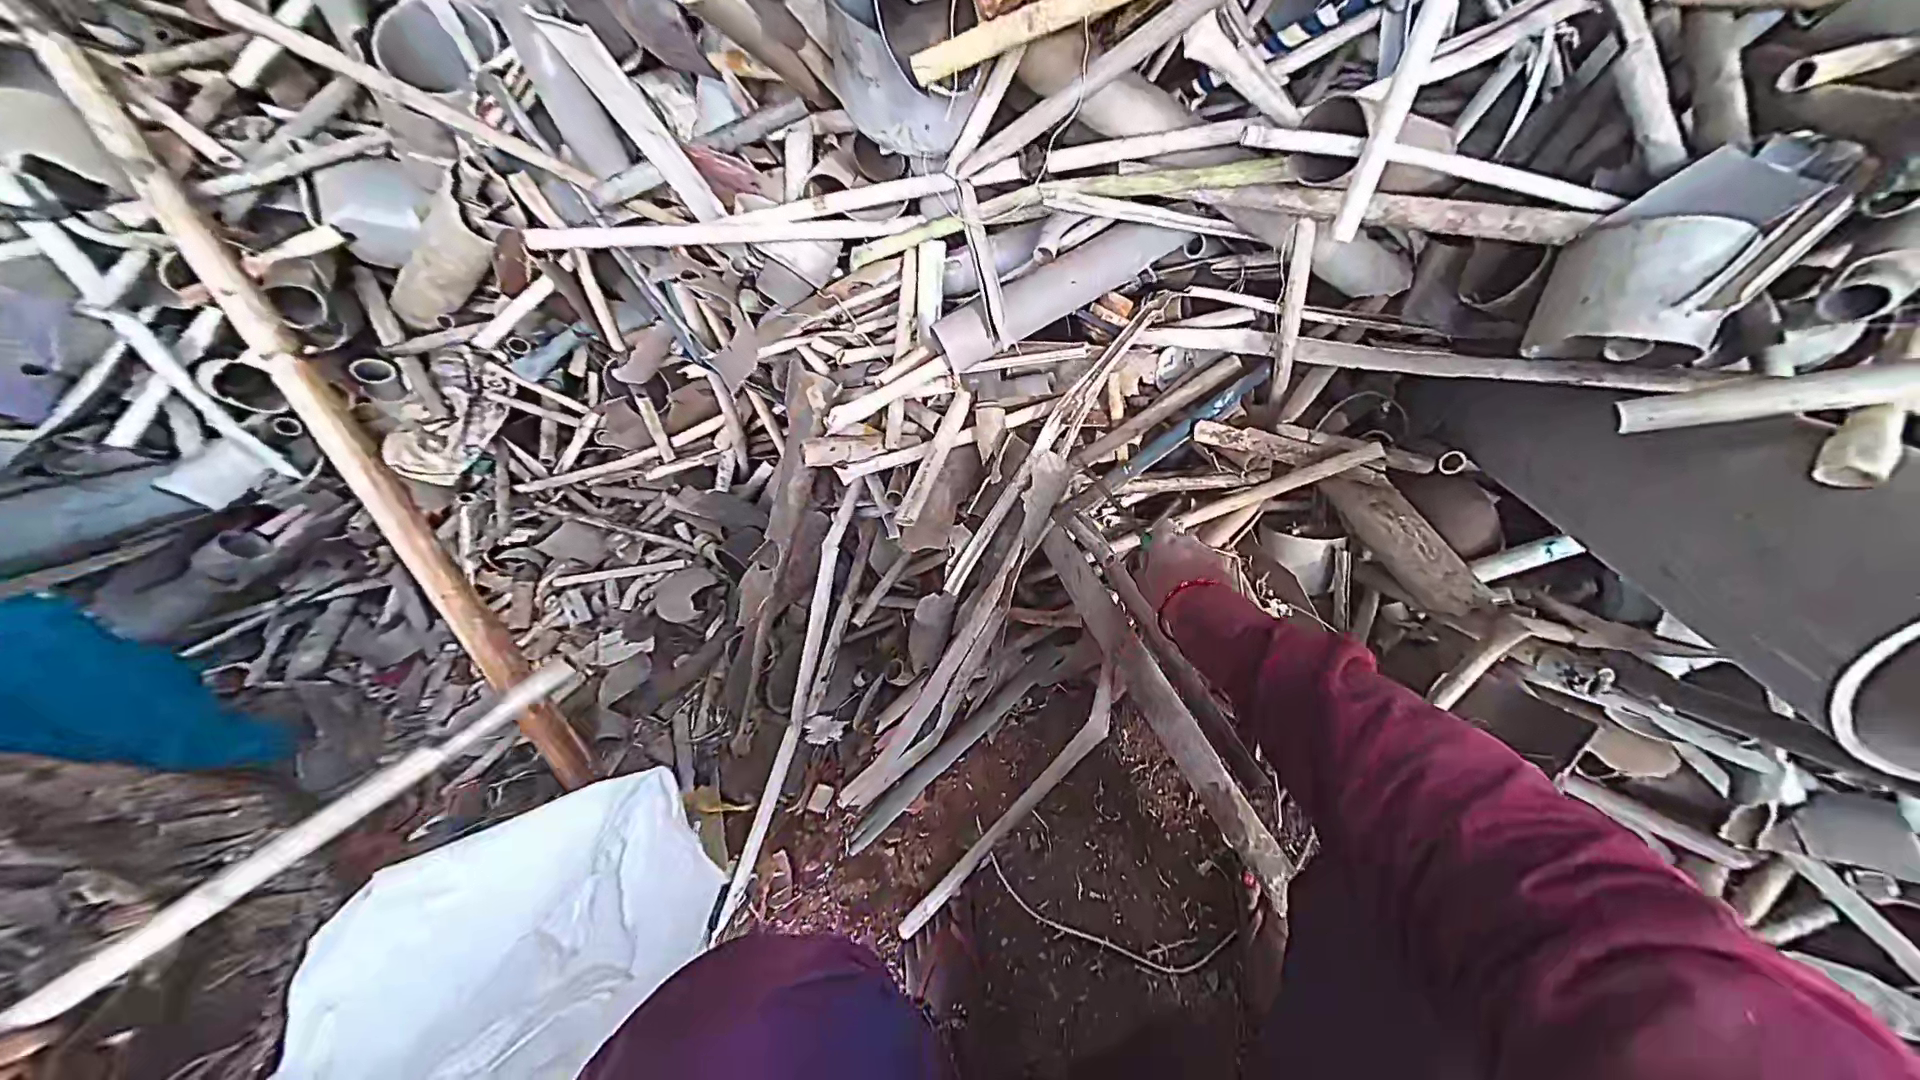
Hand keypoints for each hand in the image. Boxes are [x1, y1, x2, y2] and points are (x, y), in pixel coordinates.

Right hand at [1135, 523, 1234, 613]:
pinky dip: (1205, 571)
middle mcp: (1187, 541)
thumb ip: (1143, 566)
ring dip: (1191, 563)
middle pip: (1180, 542)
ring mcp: (1206, 551)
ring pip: (1196, 552)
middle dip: (1175, 553)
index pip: (1159, 530)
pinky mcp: (1221, 564)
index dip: (1157, 540)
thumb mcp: (1144, 582)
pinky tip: (1197, 587)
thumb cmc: (1171, 595)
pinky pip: (1210, 563)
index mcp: (1164, 541)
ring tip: (1183, 584)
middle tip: (1168, 572)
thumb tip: (1142, 567)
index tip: (1153, 549)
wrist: (1199, 607)